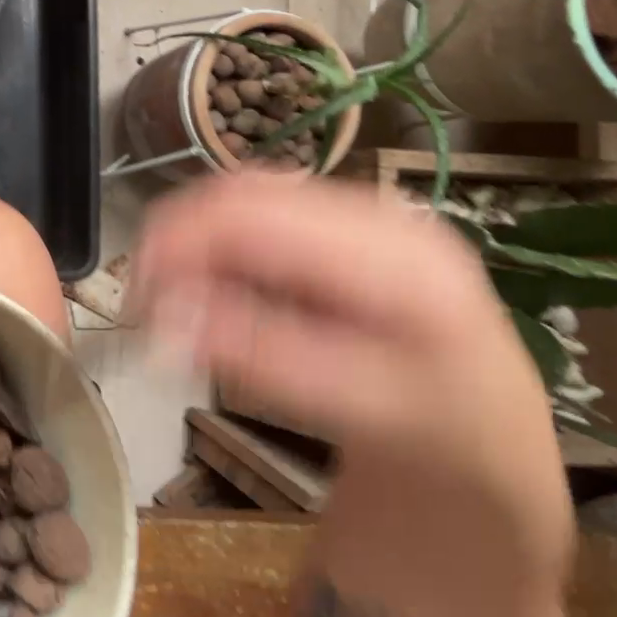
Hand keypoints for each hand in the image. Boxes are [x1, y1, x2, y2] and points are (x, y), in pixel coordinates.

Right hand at [130, 173, 563, 511]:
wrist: (480, 420)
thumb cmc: (430, 422)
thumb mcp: (354, 404)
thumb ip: (260, 357)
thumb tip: (163, 322)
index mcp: (396, 256)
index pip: (255, 214)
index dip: (176, 243)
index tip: (136, 298)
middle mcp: (375, 214)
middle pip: (237, 194)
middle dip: (171, 242)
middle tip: (143, 305)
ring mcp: (352, 210)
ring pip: (232, 197)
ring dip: (184, 244)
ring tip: (170, 302)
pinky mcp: (328, 219)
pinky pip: (245, 212)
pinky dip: (208, 247)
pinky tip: (208, 290)